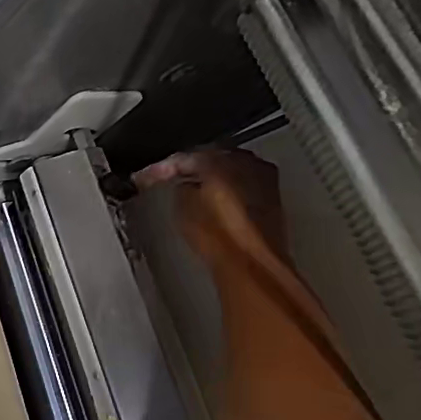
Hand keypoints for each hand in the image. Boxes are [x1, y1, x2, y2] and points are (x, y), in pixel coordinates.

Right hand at [135, 148, 286, 267]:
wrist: (251, 263)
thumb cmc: (219, 236)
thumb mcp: (183, 209)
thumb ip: (180, 188)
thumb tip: (183, 185)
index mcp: (221, 160)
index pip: (184, 157)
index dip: (163, 167)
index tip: (148, 176)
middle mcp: (246, 162)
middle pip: (210, 157)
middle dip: (189, 167)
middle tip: (168, 177)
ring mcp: (263, 178)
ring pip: (228, 168)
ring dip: (209, 176)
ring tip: (190, 189)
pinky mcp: (272, 197)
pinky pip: (242, 182)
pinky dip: (226, 188)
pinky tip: (213, 201)